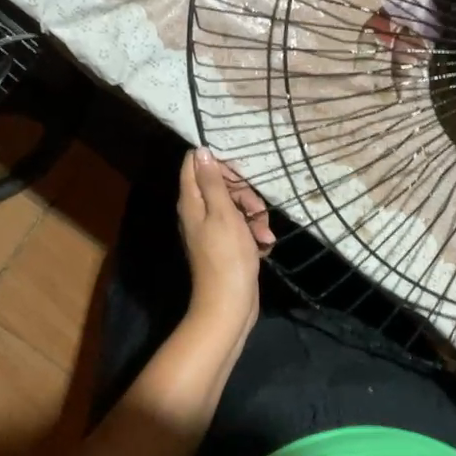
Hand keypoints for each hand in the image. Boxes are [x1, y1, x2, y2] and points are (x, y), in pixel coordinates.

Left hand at [177, 148, 272, 335]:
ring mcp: (212, 229)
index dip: (217, 163)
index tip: (238, 173)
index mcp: (191, 201)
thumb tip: (200, 150)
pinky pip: (241, 227)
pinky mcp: (226, 244)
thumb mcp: (223, 213)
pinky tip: (264, 245)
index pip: (195, 164)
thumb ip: (211, 181)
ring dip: (254, 216)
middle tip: (256, 210)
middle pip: (220, 184)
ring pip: (235, 205)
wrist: (229, 304)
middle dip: (244, 194)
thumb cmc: (227, 256)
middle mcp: (198, 211)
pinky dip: (253, 233)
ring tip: (264, 235)